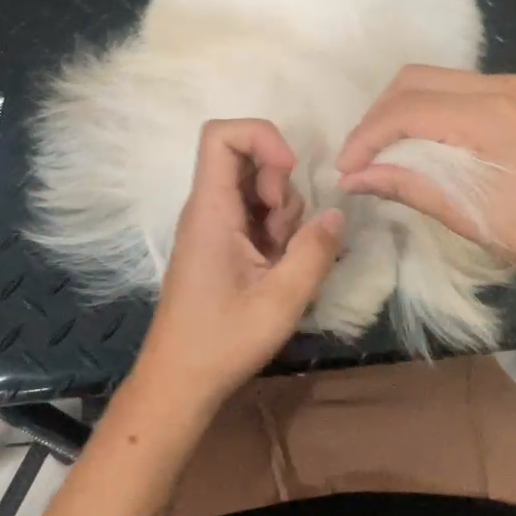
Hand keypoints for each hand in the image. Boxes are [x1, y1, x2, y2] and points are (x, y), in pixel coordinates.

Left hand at [134, 119, 345, 411]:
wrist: (178, 381)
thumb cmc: (222, 342)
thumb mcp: (281, 301)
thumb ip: (314, 252)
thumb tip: (337, 213)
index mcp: (210, 210)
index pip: (221, 135)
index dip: (260, 137)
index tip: (287, 173)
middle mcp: (207, 208)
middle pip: (244, 157)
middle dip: (278, 183)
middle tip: (283, 231)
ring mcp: (212, 225)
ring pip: (253, 186)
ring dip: (280, 212)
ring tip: (279, 259)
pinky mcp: (220, 243)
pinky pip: (252, 214)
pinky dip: (273, 230)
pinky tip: (276, 267)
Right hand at [334, 65, 515, 285]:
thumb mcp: (468, 215)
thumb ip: (407, 185)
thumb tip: (351, 179)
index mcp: (493, 115)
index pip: (408, 109)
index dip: (367, 136)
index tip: (344, 169)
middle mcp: (501, 87)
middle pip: (414, 81)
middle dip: (377, 117)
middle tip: (358, 159)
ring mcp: (510, 87)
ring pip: (430, 80)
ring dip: (396, 110)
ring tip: (379, 151)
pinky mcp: (513, 96)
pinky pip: (451, 89)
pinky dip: (422, 110)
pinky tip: (412, 141)